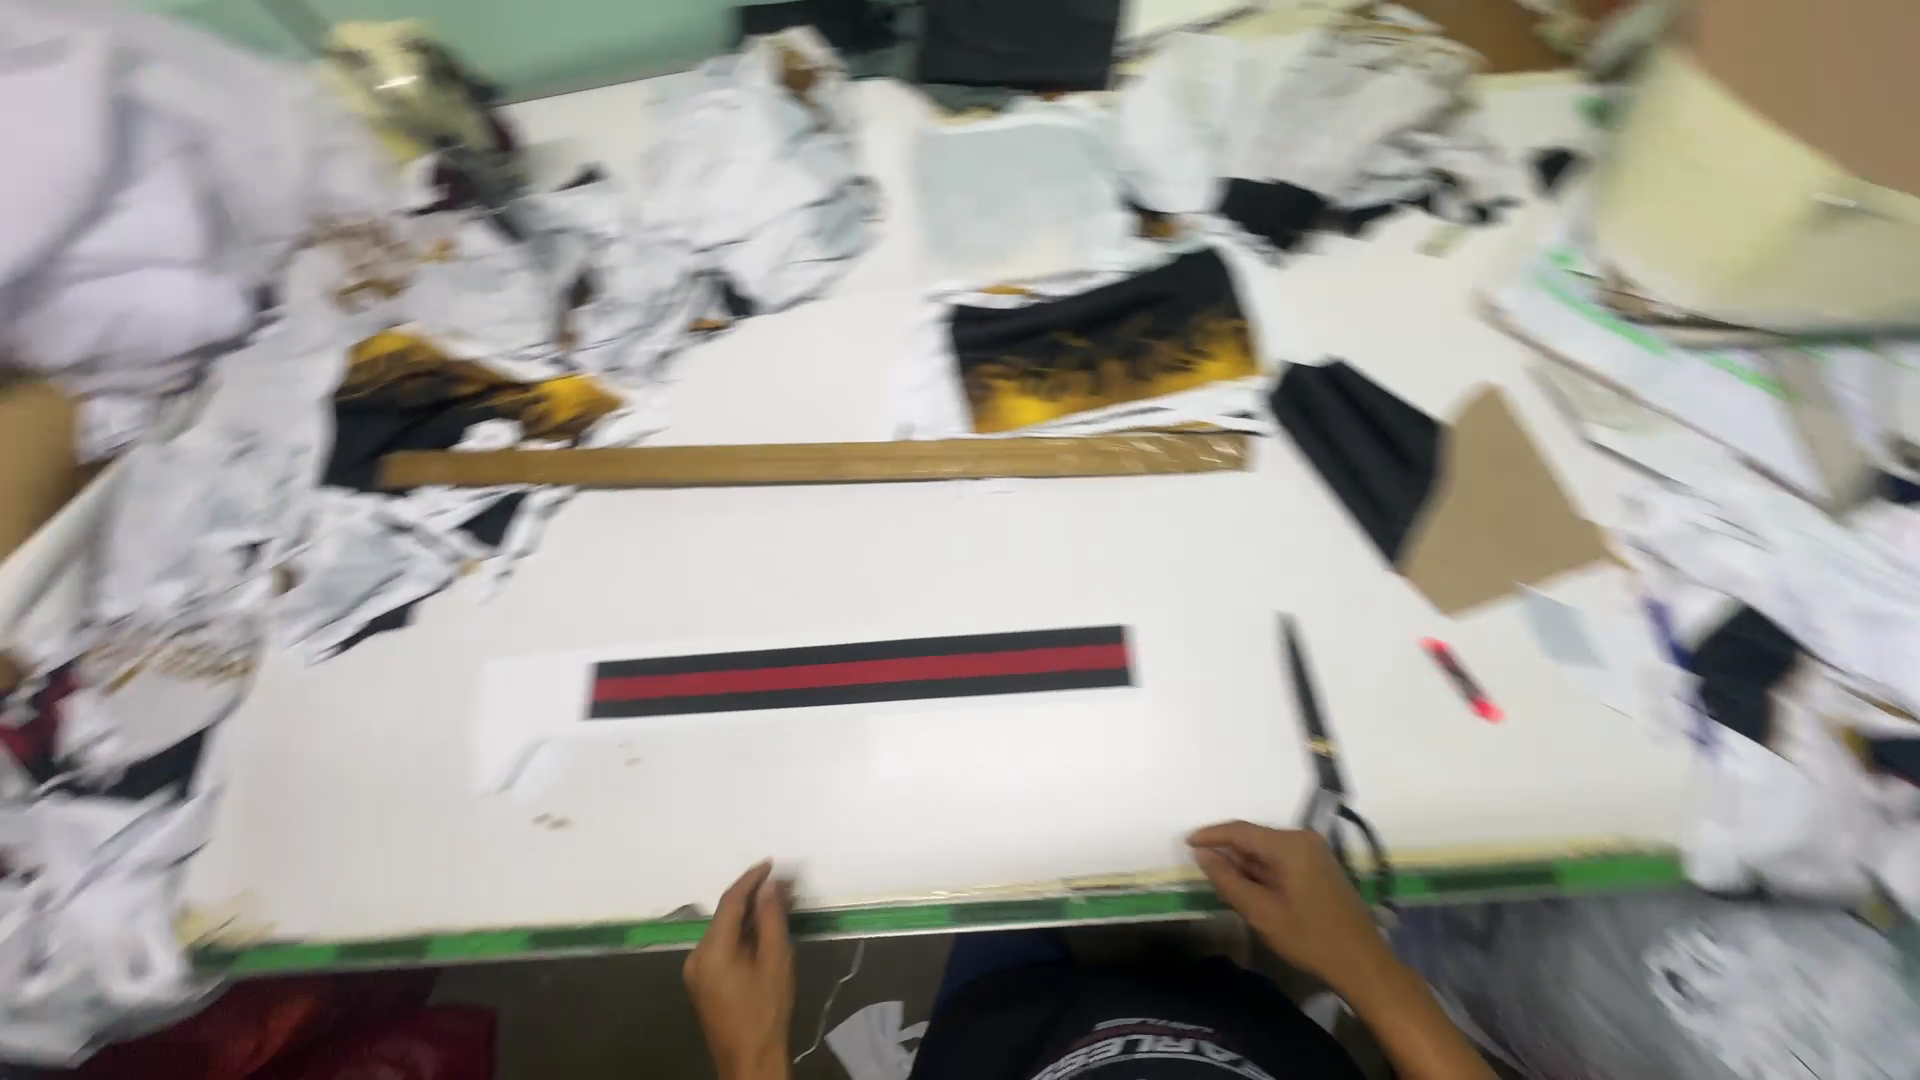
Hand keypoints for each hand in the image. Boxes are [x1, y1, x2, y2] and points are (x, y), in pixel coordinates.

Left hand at [685, 861, 793, 1079]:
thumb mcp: (775, 959)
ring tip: (780, 903)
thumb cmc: (766, 1011)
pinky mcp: (703, 981)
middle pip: (726, 914)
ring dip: (751, 914)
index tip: (771, 864)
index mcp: (711, 950)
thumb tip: (770, 885)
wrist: (750, 1061)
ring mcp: (697, 970)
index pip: (730, 901)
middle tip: (784, 885)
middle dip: (754, 896)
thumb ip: (771, 917)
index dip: (751, 879)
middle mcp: (697, 956)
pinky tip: (764, 929)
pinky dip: (743, 932)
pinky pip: (723, 944)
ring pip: (725, 929)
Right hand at [1187, 822, 1396, 996]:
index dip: (1211, 835)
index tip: (1186, 843)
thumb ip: (1227, 880)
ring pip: (1267, 850)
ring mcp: (1315, 852)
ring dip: (1246, 864)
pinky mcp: (1320, 866)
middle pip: (1254, 838)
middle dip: (1229, 852)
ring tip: (1225, 882)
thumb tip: (1202, 854)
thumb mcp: (1261, 912)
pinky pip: (1282, 859)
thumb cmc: (1309, 938)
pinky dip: (1263, 870)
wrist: (1364, 965)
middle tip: (1204, 868)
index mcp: (1289, 845)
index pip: (1240, 831)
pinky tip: (1252, 888)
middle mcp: (1303, 839)